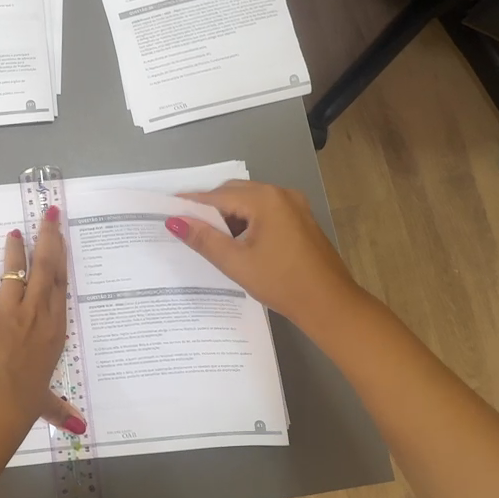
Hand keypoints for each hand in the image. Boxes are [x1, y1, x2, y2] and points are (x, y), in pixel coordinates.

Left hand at [0, 205, 82, 433]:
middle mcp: (37, 312)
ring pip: (15, 270)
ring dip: (14, 250)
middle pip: (45, 266)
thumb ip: (60, 408)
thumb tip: (77, 427)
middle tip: (47, 213)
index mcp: (56, 327)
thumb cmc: (28, 400)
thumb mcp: (47, 401)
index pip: (61, 282)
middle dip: (46, 236)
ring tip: (14, 231)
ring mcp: (10, 311)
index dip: (62, 255)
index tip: (61, 234)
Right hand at [167, 180, 366, 336]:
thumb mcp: (236, 262)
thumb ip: (203, 239)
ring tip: (210, 238)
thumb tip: (174, 221)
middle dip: (211, 208)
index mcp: (265, 200)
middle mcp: (281, 194)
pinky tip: (238, 242)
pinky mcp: (301, 219)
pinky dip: (247, 220)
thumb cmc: (281, 282)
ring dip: (229, 215)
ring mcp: (295, 205)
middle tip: (187, 227)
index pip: (218, 195)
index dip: (191, 204)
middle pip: (235, 192)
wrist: (330, 304)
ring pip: (250, 201)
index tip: (167, 211)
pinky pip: (266, 210)